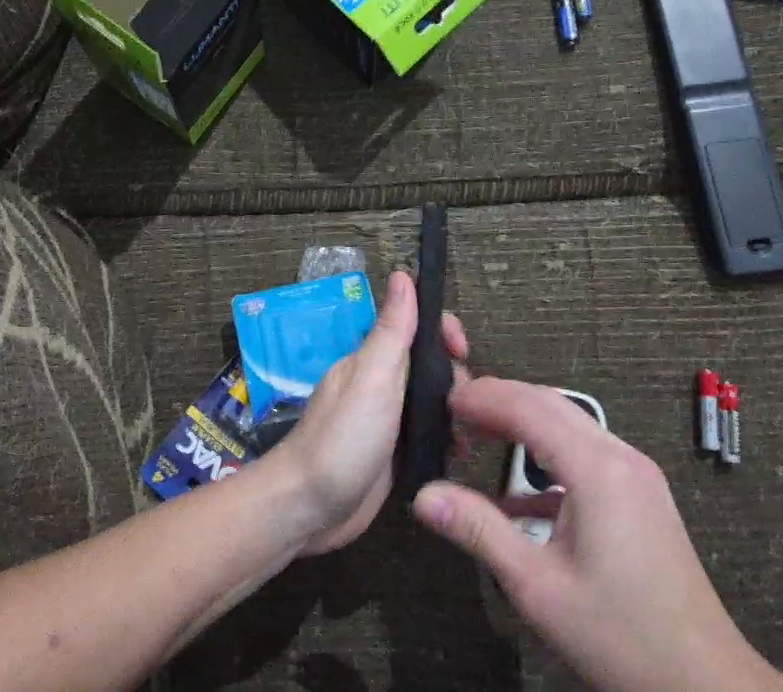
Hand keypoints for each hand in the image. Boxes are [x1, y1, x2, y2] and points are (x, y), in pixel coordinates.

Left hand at [263, 270, 469, 555]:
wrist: (310, 508)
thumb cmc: (342, 438)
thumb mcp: (372, 378)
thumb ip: (391, 331)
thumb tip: (403, 274)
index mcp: (372, 359)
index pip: (415, 326)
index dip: (443, 330)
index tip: (464, 351)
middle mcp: (380, 384)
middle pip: (429, 364)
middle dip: (456, 377)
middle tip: (470, 405)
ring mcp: (386, 421)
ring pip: (431, 402)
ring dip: (456, 412)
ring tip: (472, 434)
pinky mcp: (391, 455)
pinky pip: (426, 436)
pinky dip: (446, 441)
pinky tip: (460, 455)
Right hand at [410, 379, 782, 691]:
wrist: (704, 683)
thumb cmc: (618, 635)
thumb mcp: (536, 586)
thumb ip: (479, 530)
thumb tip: (423, 495)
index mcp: (597, 470)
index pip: (530, 407)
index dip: (484, 398)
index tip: (443, 400)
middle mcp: (621, 458)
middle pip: (552, 404)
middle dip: (501, 400)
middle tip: (453, 411)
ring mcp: (638, 476)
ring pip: (571, 426)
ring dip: (524, 423)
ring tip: (477, 436)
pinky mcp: (642, 498)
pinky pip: (587, 457)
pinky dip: (548, 458)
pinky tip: (518, 497)